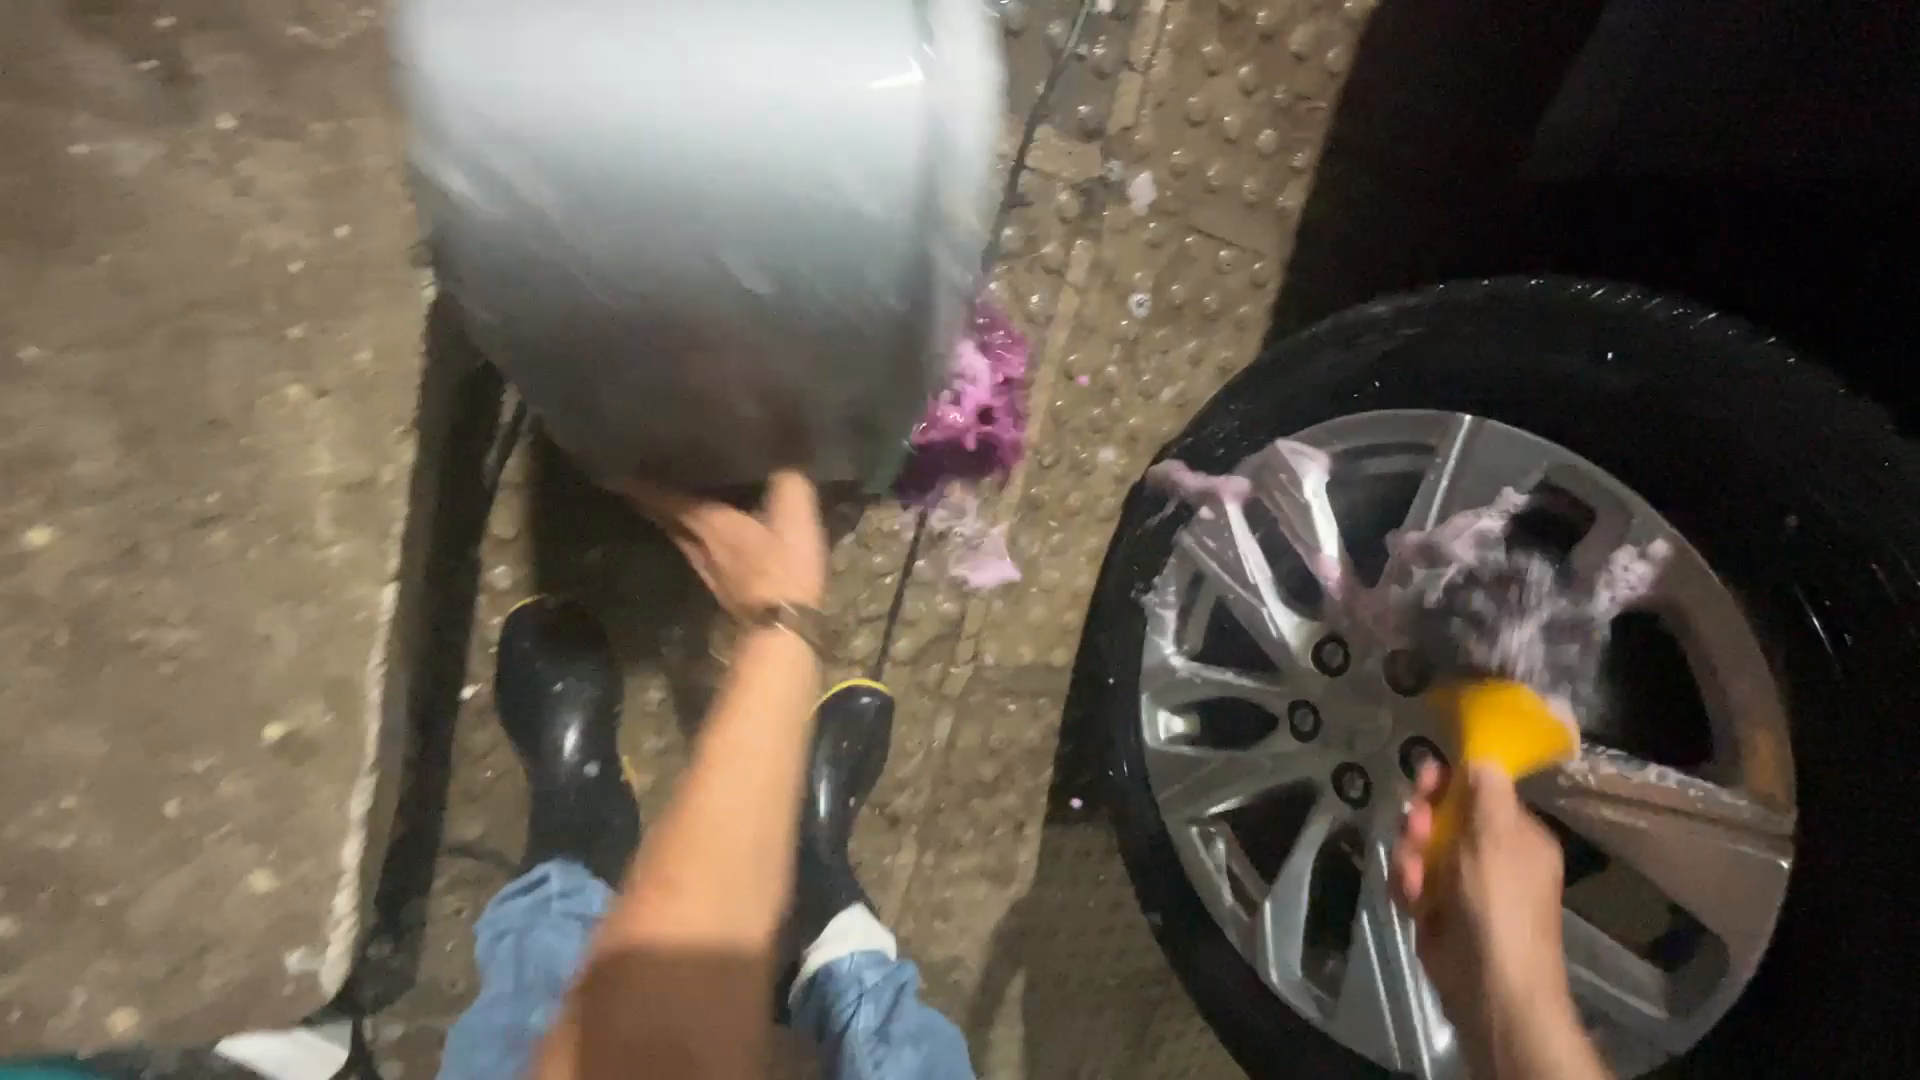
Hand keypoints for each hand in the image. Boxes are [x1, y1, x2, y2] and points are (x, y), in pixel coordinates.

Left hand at [610, 469, 827, 617]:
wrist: (782, 625)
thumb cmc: (783, 566)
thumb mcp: (794, 514)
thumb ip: (786, 479)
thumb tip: (783, 445)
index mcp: (706, 521)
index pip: (662, 496)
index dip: (639, 482)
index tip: (614, 468)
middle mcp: (696, 542)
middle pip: (663, 516)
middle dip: (649, 497)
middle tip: (637, 477)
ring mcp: (705, 568)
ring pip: (678, 535)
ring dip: (669, 518)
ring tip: (669, 500)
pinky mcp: (720, 585)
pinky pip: (697, 551)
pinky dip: (692, 536)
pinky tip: (703, 534)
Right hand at [1392, 763, 1570, 1027]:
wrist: (1488, 981)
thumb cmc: (1498, 901)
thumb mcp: (1495, 836)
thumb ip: (1486, 791)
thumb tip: (1483, 754)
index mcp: (1516, 836)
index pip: (1479, 791)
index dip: (1450, 780)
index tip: (1425, 773)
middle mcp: (1491, 855)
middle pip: (1443, 815)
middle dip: (1422, 820)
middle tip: (1416, 828)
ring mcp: (1463, 882)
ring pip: (1419, 845)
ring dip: (1409, 855)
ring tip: (1415, 875)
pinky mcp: (1437, 905)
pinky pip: (1410, 877)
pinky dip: (1407, 884)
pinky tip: (1412, 898)